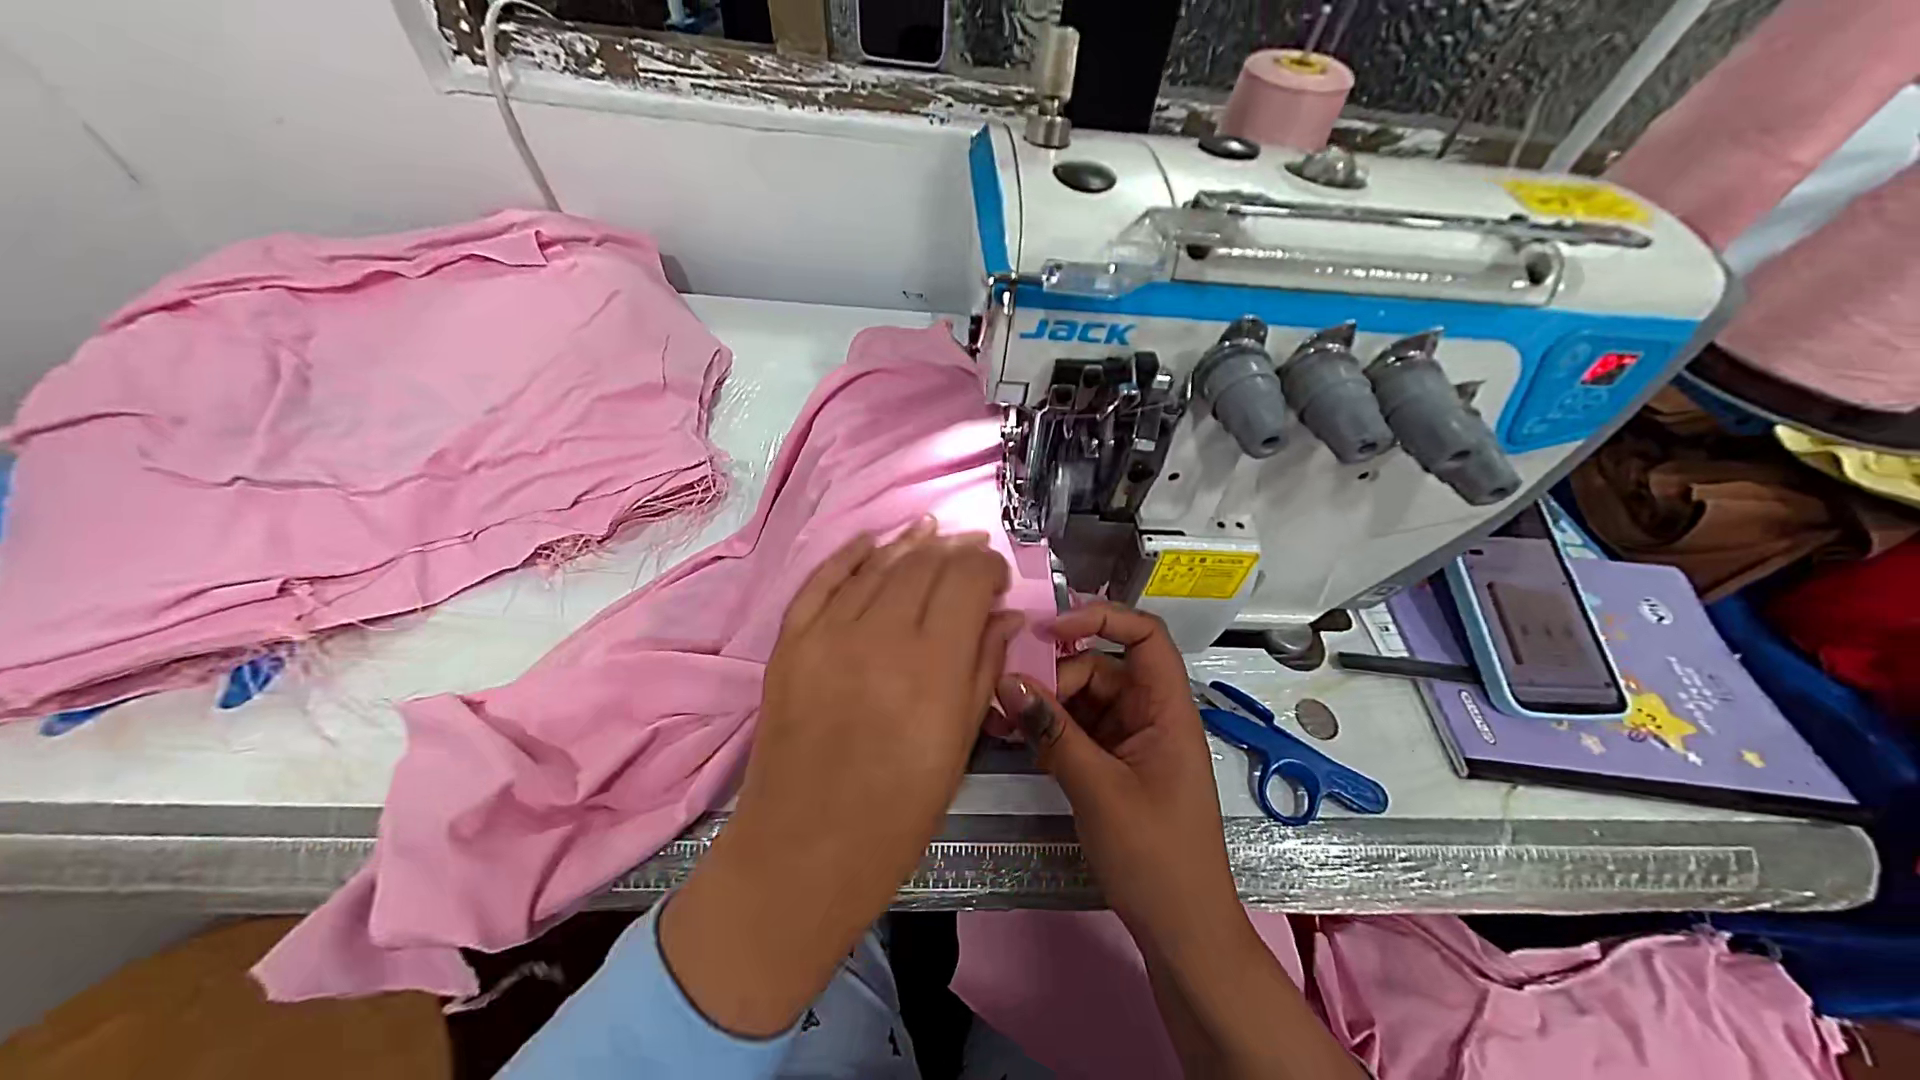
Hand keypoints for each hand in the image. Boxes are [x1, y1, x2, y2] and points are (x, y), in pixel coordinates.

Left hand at [663, 519, 1023, 1035]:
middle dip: (955, 554)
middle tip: (971, 558)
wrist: (803, 852)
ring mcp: (826, 634)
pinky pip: (821, 580)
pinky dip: (849, 555)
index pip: (967, 579)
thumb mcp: (960, 744)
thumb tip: (1006, 615)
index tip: (996, 579)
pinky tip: (872, 541)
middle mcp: (879, 634)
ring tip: (933, 534)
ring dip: (910, 546)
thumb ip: (985, 667)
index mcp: (933, 665)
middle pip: (924, 564)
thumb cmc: (899, 814)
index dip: (988, 567)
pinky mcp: (789, 642)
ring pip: (876, 565)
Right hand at [998, 604, 1367, 1079]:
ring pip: (1083, 700)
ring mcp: (1131, 741)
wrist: (1181, 930)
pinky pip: (1079, 731)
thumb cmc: (1154, 856)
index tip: (1049, 629)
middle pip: (1099, 668)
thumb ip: (1052, 732)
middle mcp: (1150, 715)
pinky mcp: (1115, 765)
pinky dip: (1050, 732)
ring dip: (1045, 706)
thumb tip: (1007, 681)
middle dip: (1054, 678)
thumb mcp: (1098, 790)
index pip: (1144, 636)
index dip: (1101, 618)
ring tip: (1000, 722)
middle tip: (1007, 699)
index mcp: (1167, 709)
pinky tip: (1017, 741)